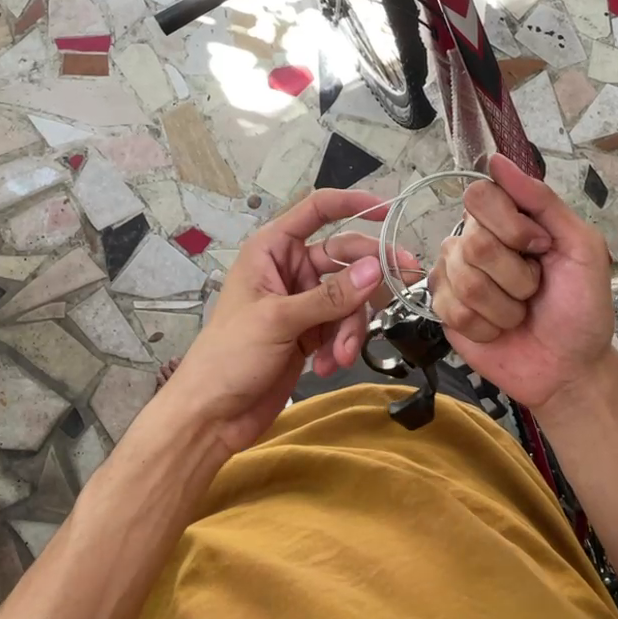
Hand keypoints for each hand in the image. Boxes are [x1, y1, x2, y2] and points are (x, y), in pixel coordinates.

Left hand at [158, 190, 394, 456]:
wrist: (212, 415)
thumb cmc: (229, 355)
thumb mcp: (279, 320)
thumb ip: (330, 296)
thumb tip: (375, 268)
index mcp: (272, 249)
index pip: (317, 210)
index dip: (353, 203)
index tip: (389, 210)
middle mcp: (290, 269)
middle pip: (344, 257)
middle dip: (369, 276)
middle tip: (405, 281)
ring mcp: (302, 301)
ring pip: (349, 297)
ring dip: (350, 327)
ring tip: (340, 355)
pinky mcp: (311, 332)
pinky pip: (343, 326)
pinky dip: (341, 345)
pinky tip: (327, 366)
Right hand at [429, 153, 616, 409]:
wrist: (570, 368)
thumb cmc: (581, 306)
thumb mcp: (582, 247)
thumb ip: (542, 200)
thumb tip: (496, 160)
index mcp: (505, 218)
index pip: (479, 195)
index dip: (510, 226)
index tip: (540, 248)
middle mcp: (472, 239)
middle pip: (473, 243)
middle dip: (516, 277)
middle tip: (534, 289)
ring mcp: (453, 274)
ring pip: (464, 281)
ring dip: (505, 307)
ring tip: (520, 313)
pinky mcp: (443, 309)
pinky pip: (452, 310)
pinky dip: (488, 327)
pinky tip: (499, 330)